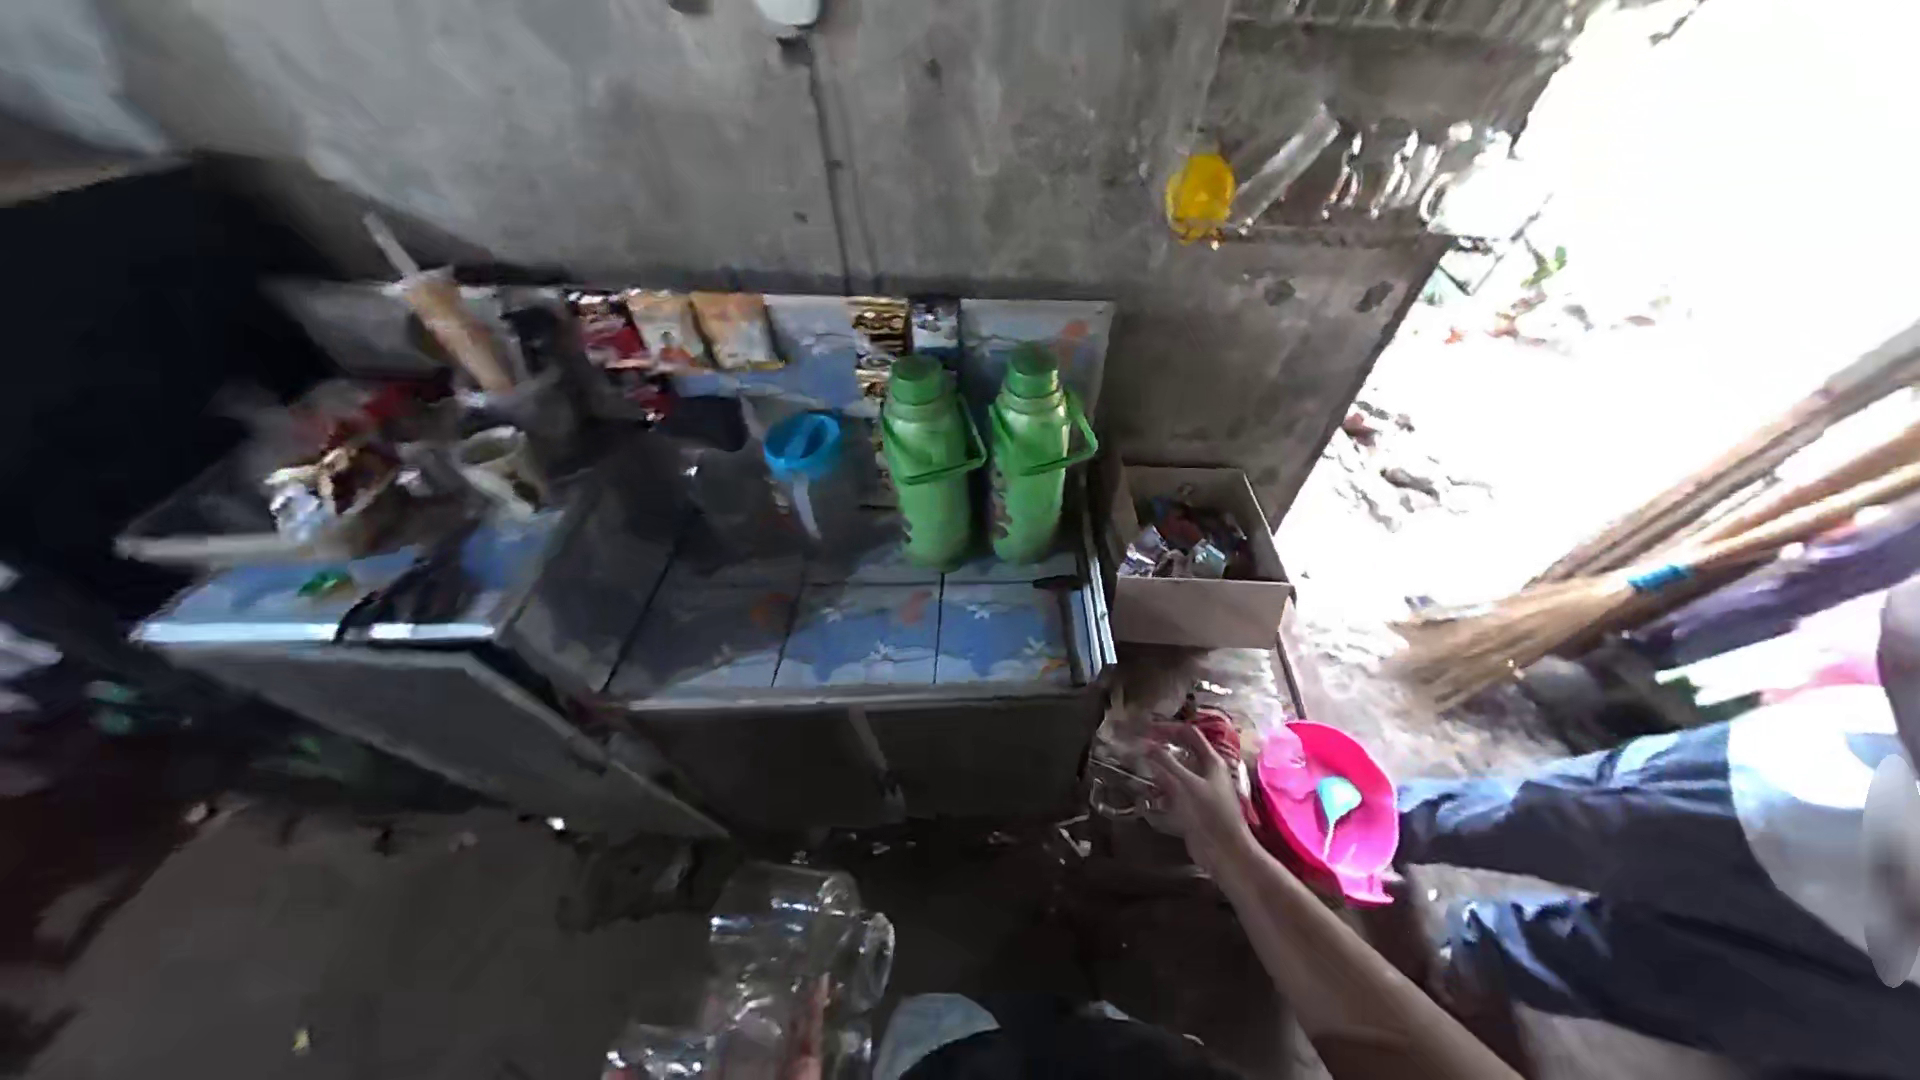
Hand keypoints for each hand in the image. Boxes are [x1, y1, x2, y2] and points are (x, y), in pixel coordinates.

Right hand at [1146, 722, 1253, 870]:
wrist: (1226, 854)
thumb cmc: (1210, 814)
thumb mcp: (1185, 784)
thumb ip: (1164, 762)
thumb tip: (1144, 744)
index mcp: (1211, 761)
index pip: (1188, 734)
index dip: (1167, 728)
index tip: (1145, 730)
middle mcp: (1206, 773)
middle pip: (1180, 754)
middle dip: (1158, 752)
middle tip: (1136, 750)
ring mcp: (1199, 791)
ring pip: (1174, 775)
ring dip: (1156, 773)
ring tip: (1137, 774)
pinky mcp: (1192, 809)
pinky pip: (1172, 795)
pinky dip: (1159, 794)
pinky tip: (1146, 798)